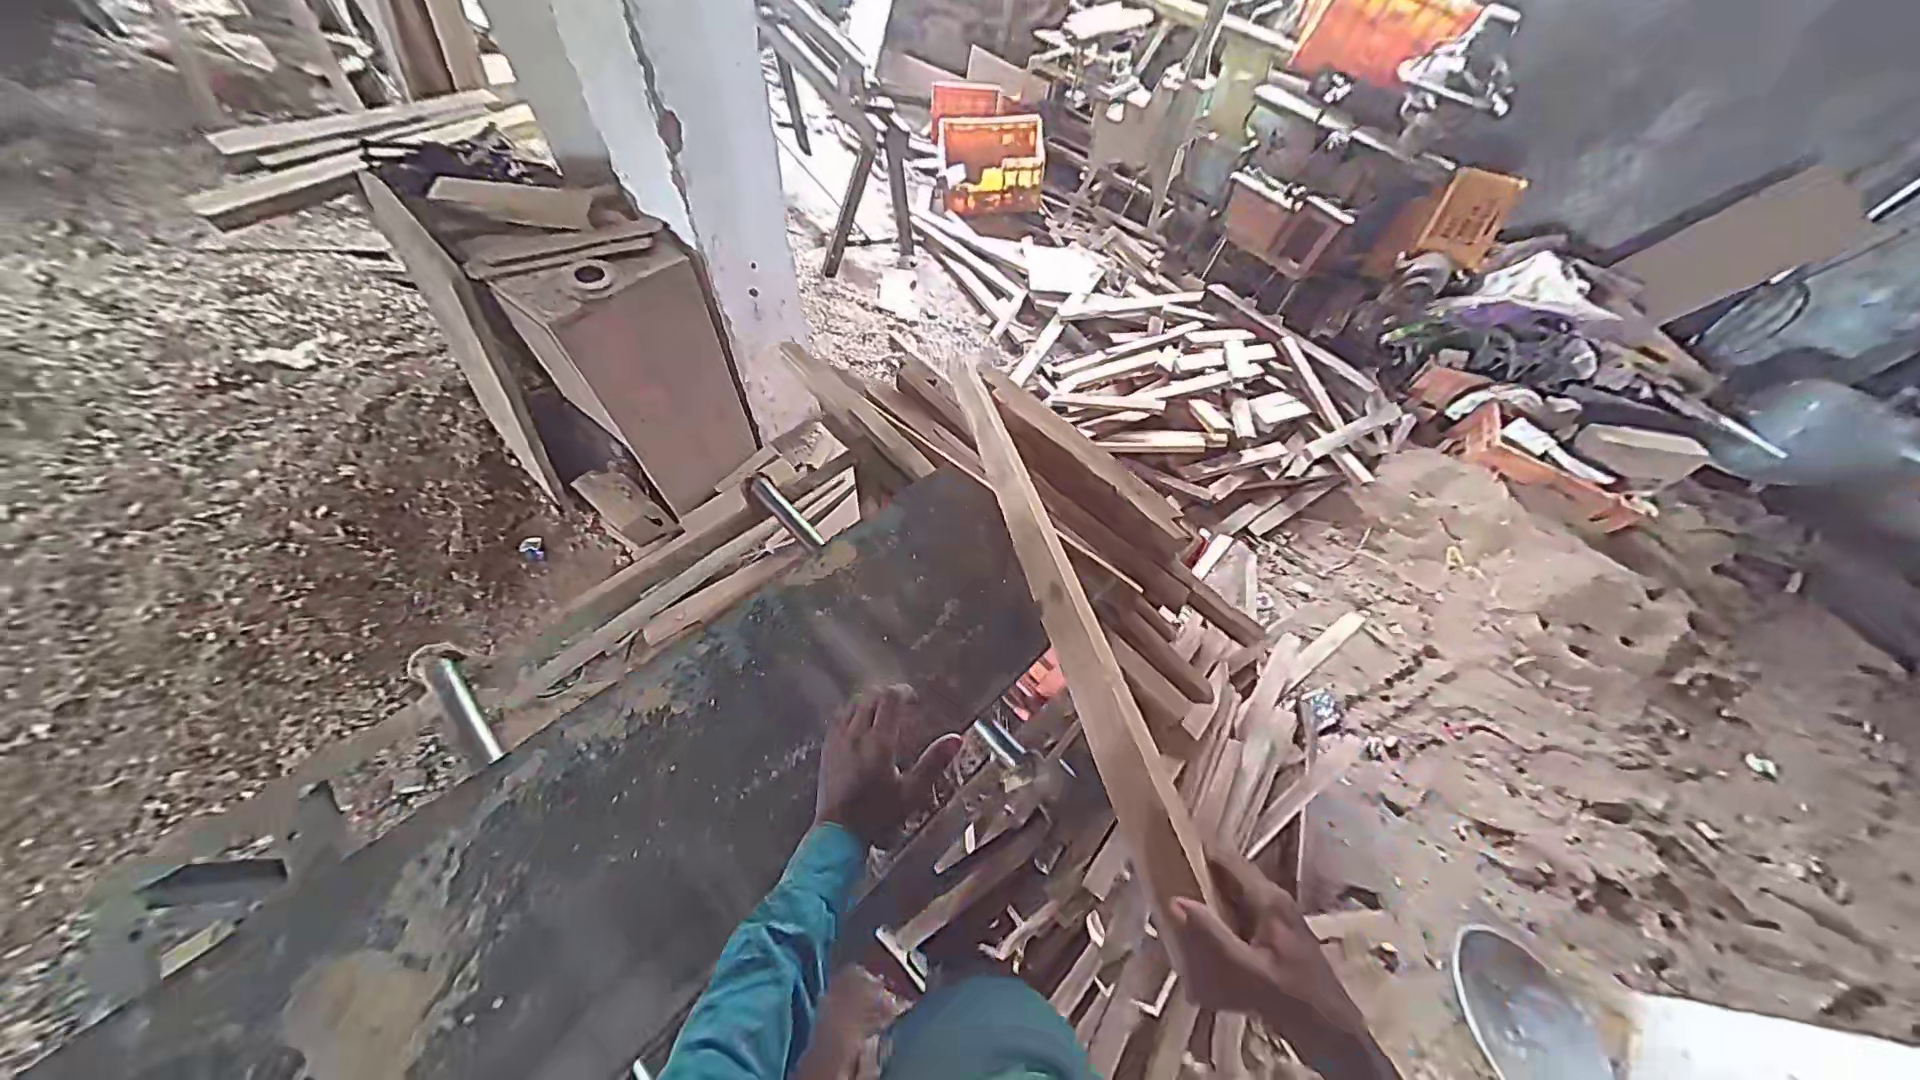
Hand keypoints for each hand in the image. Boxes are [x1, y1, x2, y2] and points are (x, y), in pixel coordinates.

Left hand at [815, 685, 963, 846]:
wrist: (837, 834)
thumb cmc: (877, 815)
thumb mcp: (912, 792)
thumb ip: (934, 762)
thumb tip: (955, 739)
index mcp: (879, 742)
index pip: (889, 699)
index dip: (903, 692)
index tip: (913, 699)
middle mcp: (856, 734)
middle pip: (871, 697)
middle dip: (888, 696)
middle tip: (901, 706)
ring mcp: (838, 739)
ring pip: (853, 704)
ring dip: (869, 702)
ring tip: (882, 713)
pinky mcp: (827, 747)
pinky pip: (839, 716)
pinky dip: (852, 712)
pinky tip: (859, 724)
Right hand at [1168, 846, 1397, 1079]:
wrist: (1336, 1038)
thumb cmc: (1293, 1001)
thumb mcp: (1248, 972)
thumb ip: (1212, 936)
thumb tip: (1174, 900)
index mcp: (1268, 898)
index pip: (1226, 857)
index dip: (1197, 846)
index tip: (1167, 842)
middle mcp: (1273, 898)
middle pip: (1229, 872)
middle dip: (1198, 870)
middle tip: (1165, 872)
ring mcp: (1277, 915)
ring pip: (1234, 891)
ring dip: (1208, 892)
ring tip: (1178, 897)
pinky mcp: (1276, 932)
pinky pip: (1241, 909)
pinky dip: (1220, 912)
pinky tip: (1205, 931)